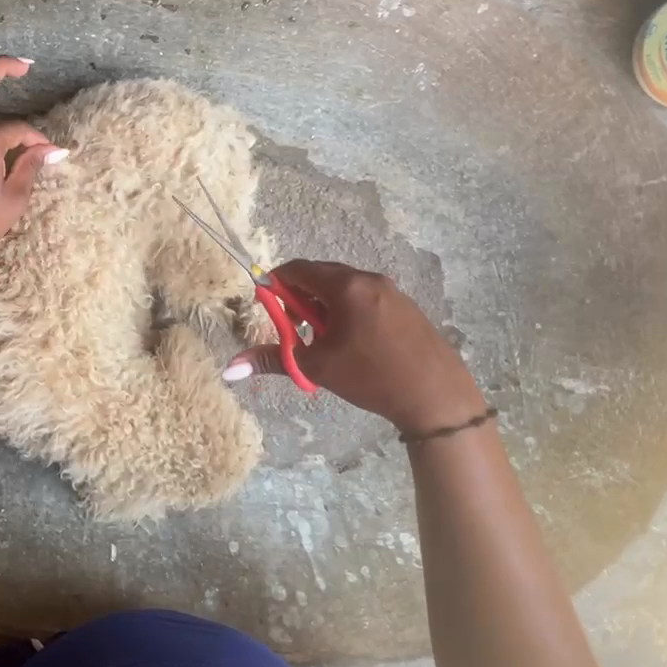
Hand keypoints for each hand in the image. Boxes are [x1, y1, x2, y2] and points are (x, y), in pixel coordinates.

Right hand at [224, 260, 485, 433]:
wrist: (437, 396)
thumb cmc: (371, 376)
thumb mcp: (316, 367)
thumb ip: (272, 359)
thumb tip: (229, 368)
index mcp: (344, 287)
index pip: (297, 270)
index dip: (275, 285)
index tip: (267, 308)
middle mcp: (368, 279)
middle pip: (320, 276)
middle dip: (299, 299)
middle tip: (295, 330)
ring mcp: (391, 290)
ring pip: (342, 288)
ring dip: (323, 307)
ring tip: (323, 341)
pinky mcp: (405, 305)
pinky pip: (364, 297)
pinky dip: (346, 311)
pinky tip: (351, 343)